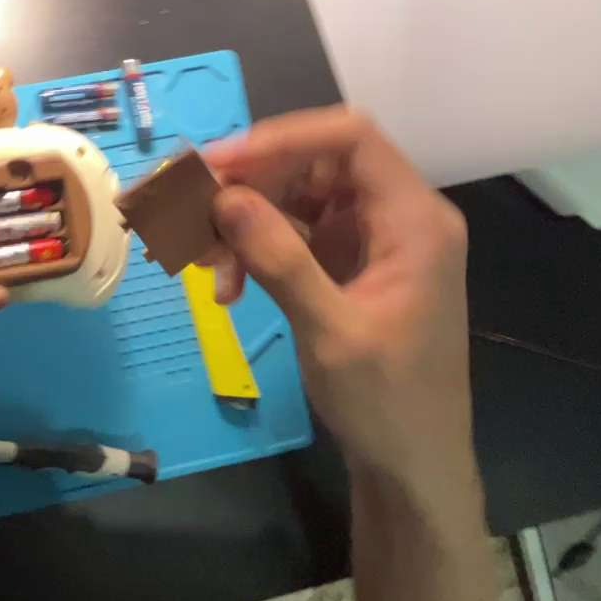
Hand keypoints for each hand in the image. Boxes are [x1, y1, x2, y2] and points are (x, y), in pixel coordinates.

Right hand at [204, 108, 470, 475]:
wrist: (412, 460)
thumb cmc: (386, 401)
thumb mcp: (330, 331)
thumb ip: (279, 260)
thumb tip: (225, 198)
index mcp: (413, 221)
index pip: (350, 139)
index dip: (279, 139)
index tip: (215, 165)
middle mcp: (393, 217)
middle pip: (312, 166)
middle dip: (246, 187)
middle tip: (187, 213)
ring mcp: (368, 241)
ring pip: (293, 202)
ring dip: (240, 226)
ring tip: (199, 264)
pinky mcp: (345, 265)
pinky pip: (290, 238)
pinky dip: (252, 254)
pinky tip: (226, 289)